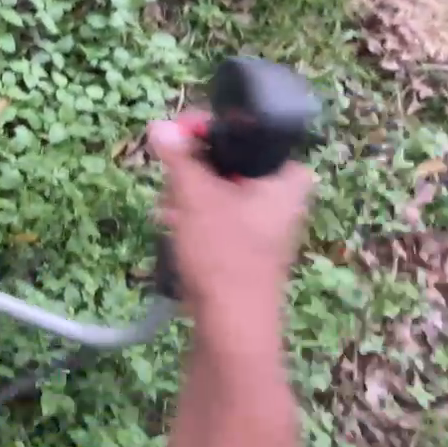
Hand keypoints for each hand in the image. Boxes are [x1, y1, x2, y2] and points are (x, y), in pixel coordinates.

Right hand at [150, 117, 314, 337]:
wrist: (231, 321)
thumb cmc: (223, 253)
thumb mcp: (195, 197)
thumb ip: (178, 157)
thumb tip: (160, 125)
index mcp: (287, 176)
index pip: (244, 134)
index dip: (204, 132)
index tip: (170, 138)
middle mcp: (283, 195)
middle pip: (225, 161)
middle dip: (188, 171)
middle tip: (169, 186)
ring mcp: (265, 221)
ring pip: (215, 189)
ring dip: (184, 195)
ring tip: (168, 212)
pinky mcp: (245, 242)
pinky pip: (215, 213)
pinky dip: (191, 215)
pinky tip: (172, 226)